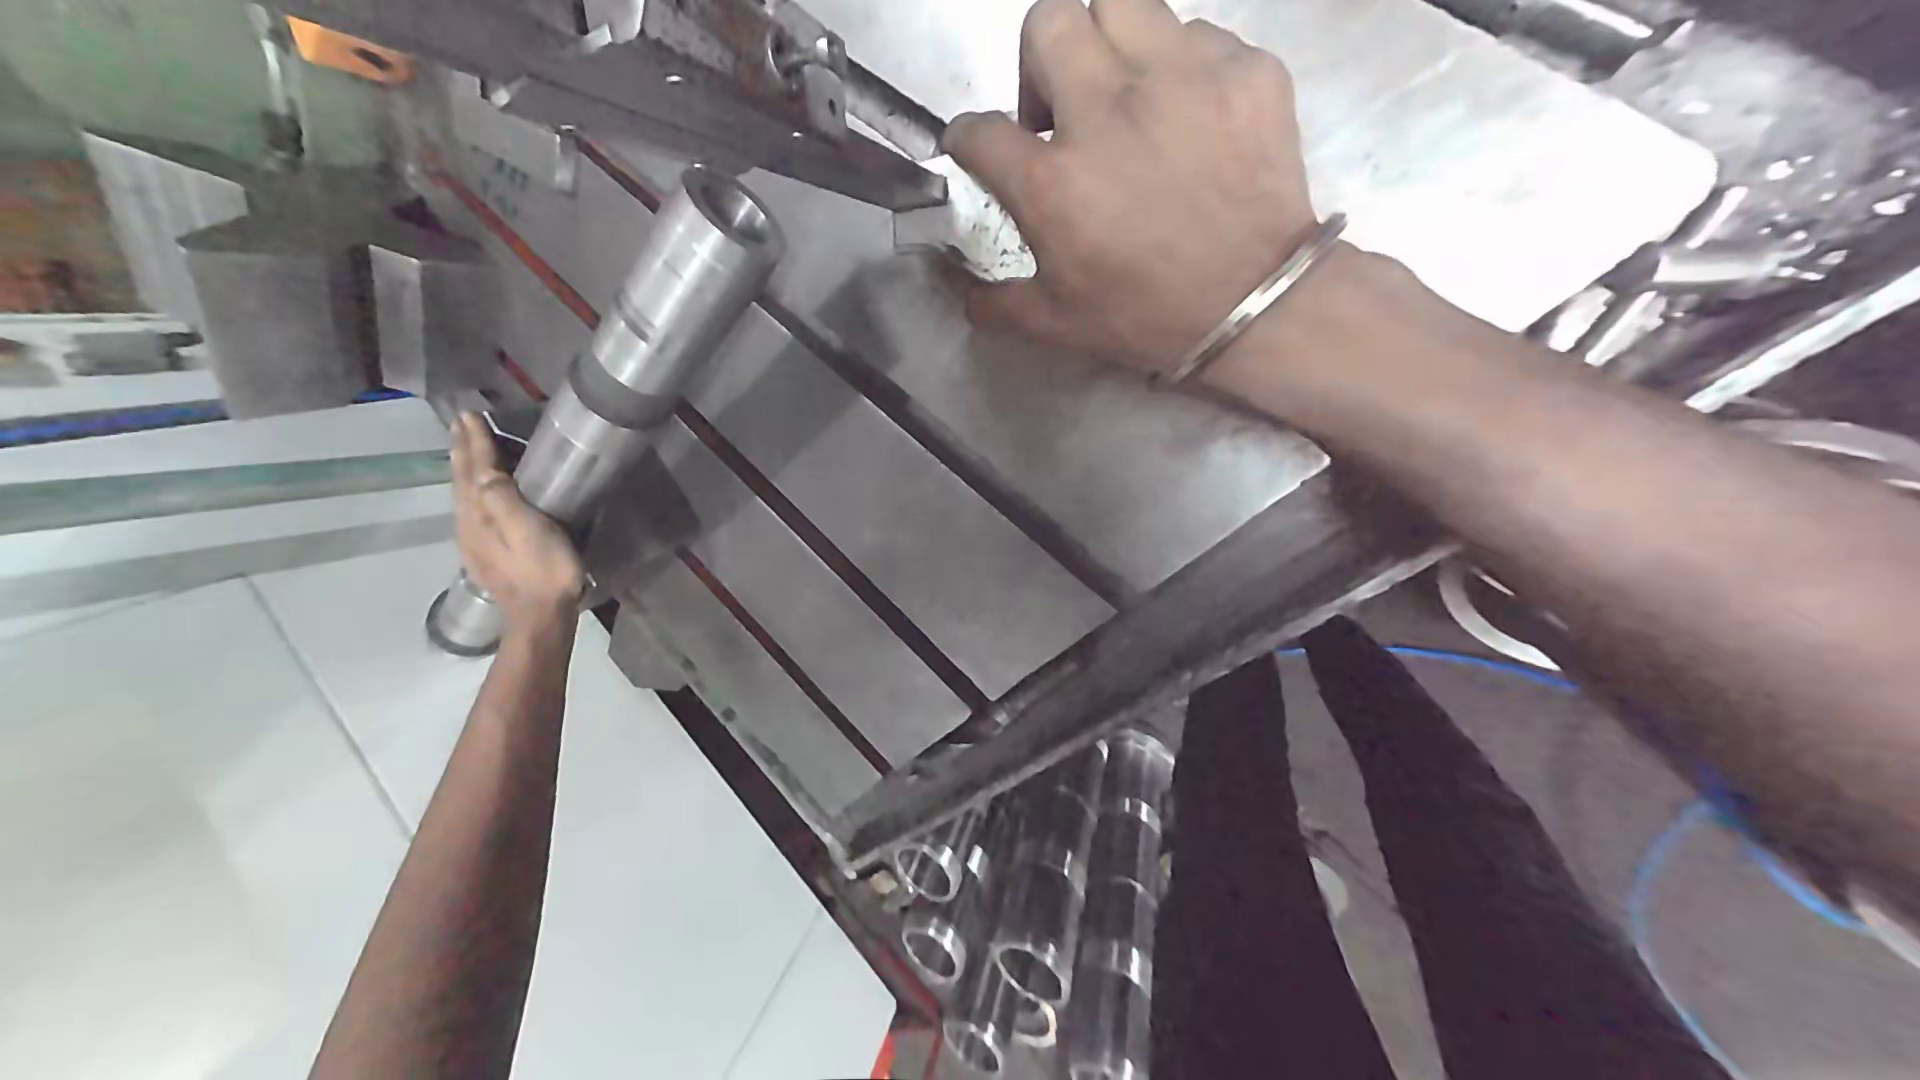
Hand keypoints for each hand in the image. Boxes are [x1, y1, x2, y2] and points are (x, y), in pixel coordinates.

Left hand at [448, 412, 583, 632]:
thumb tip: (484, 470)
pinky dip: (472, 487)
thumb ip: (504, 500)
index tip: (469, 414)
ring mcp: (474, 540)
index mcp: (479, 515)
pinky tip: (478, 490)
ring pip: (464, 493)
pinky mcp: (485, 552)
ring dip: (464, 467)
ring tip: (465, 447)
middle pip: (462, 479)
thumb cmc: (544, 571)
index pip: (474, 468)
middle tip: (460, 422)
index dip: (474, 441)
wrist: (540, 616)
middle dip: (462, 449)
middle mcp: (469, 523)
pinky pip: (472, 508)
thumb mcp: (530, 532)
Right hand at [943, 0, 1320, 374]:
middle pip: (1046, 23)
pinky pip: (1194, 36)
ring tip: (1122, 101)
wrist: (1255, 307)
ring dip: (1106, 48)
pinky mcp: (1244, 71)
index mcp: (1054, 183)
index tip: (980, 148)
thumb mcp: (1054, 324)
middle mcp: (1108, 112)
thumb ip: (992, 301)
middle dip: (1037, 64)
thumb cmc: (1145, 318)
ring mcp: (1181, 81)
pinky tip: (1185, 118)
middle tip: (1058, 113)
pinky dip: (1177, 70)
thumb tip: (953, 284)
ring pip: (1121, 5)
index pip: (979, 130)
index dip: (968, 138)